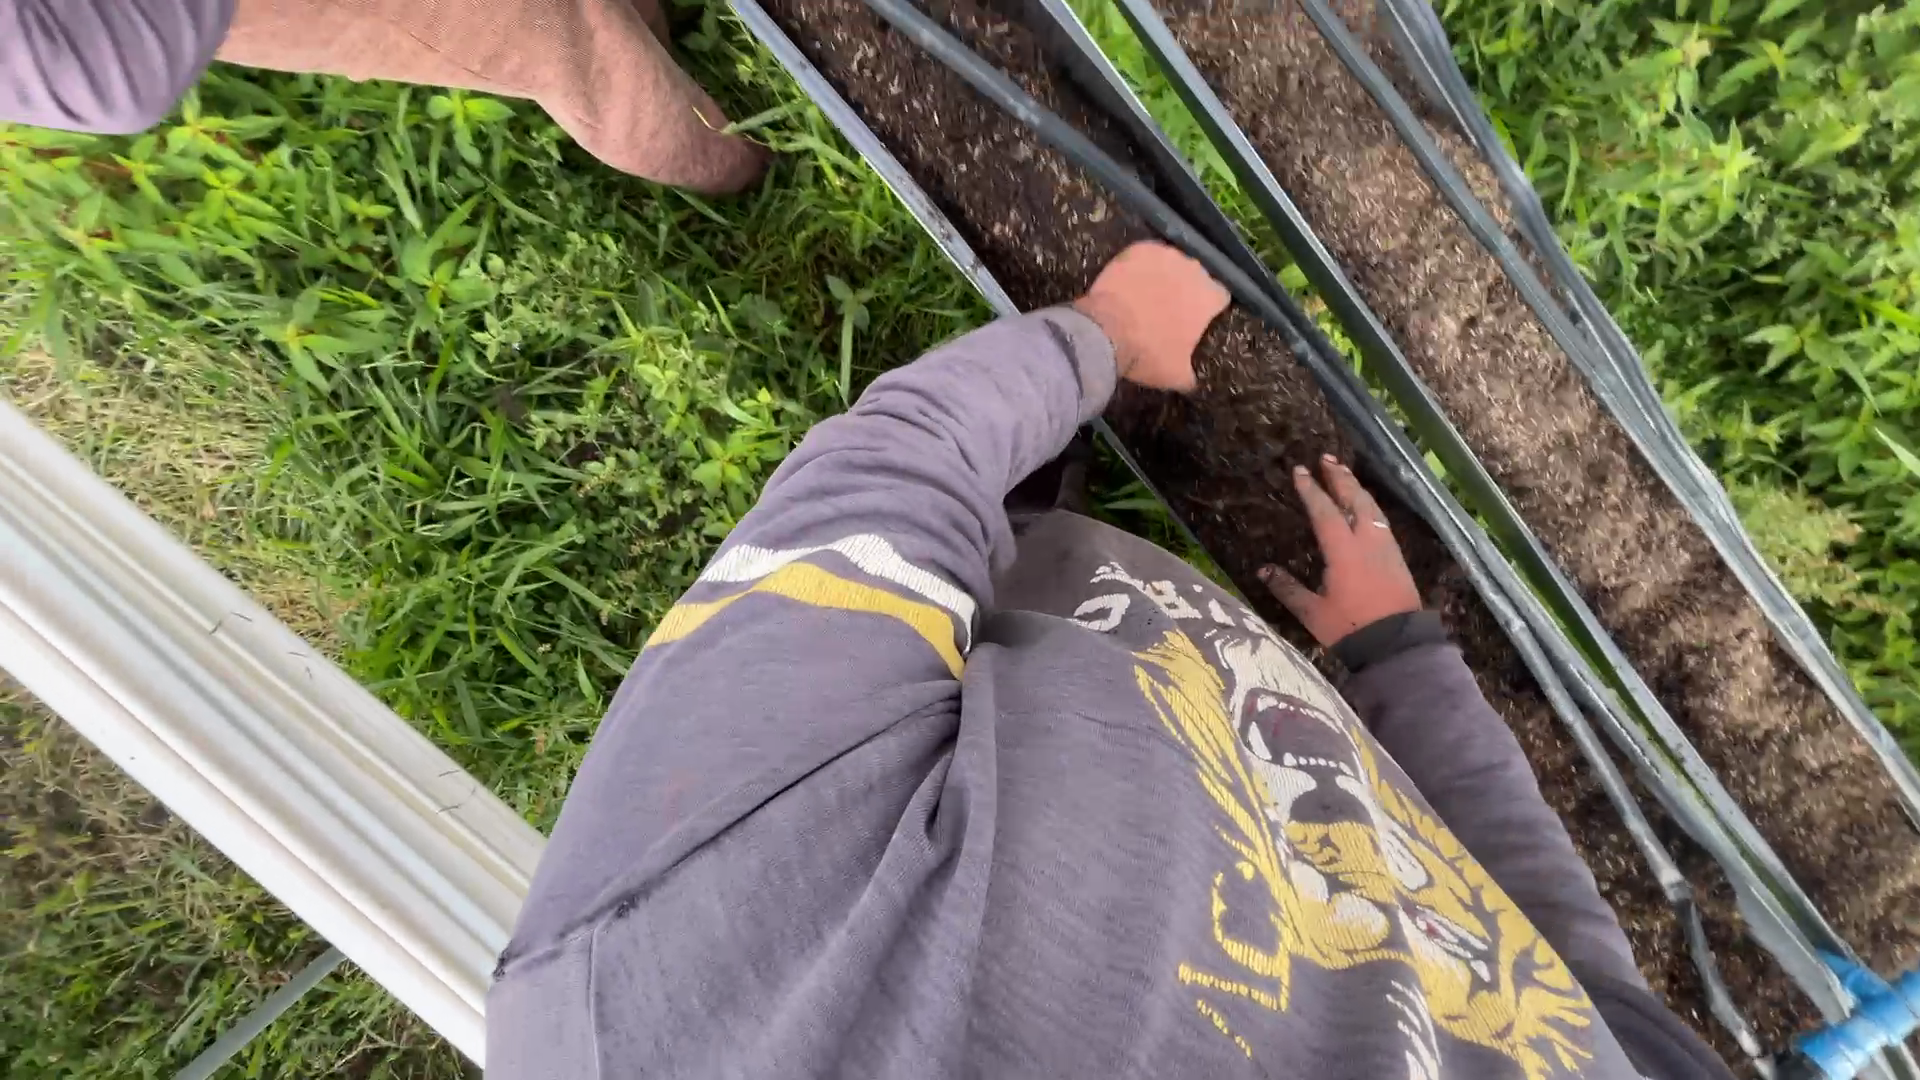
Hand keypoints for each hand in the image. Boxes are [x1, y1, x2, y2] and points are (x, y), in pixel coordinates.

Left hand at [1072, 241, 1229, 391]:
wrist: (1105, 332)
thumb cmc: (1146, 354)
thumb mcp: (1174, 375)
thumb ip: (1190, 376)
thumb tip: (1193, 382)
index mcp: (1210, 296)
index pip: (1220, 297)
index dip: (1208, 308)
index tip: (1195, 319)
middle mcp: (1195, 268)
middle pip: (1196, 277)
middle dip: (1185, 290)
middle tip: (1165, 309)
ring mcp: (1167, 255)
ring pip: (1171, 263)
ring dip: (1163, 275)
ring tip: (1144, 294)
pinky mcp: (1140, 248)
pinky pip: (1145, 255)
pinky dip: (1139, 266)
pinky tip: (1128, 280)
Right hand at [1259, 455, 1420, 646]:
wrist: (1397, 645)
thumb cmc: (1350, 628)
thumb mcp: (1312, 611)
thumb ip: (1287, 588)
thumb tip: (1263, 570)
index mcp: (1344, 551)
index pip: (1325, 511)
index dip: (1311, 490)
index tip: (1300, 470)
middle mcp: (1368, 542)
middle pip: (1354, 500)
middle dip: (1339, 477)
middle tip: (1327, 458)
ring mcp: (1386, 548)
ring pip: (1371, 507)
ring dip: (1356, 487)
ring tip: (1344, 473)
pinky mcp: (1396, 557)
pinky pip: (1380, 520)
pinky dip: (1368, 505)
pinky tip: (1364, 506)